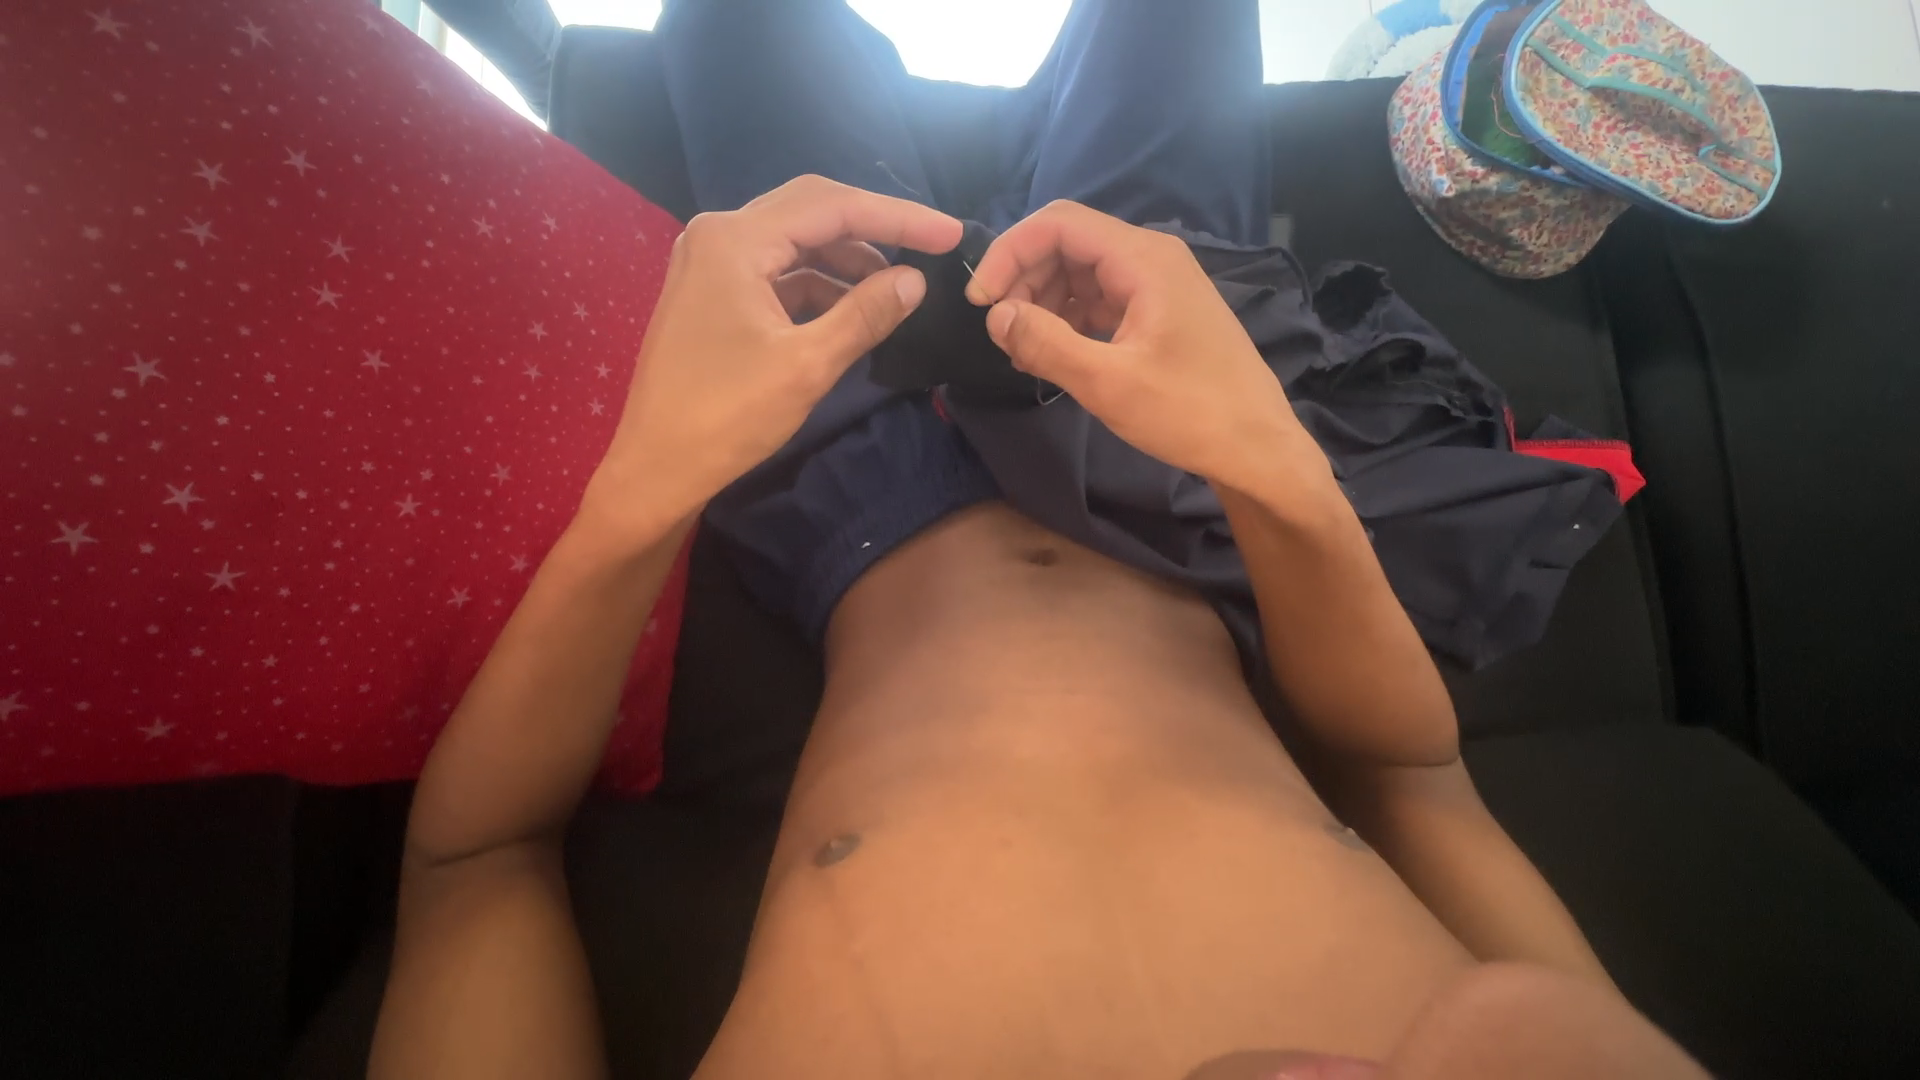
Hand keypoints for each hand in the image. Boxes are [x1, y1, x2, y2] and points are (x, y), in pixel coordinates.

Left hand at [582, 175, 963, 541]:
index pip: (831, 207)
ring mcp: (711, 264)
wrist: (658, 466)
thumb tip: (915, 282)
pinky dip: (817, 288)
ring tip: (894, 291)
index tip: (948, 234)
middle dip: (874, 231)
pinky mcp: (713, 295)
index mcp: (735, 240)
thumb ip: (864, 315)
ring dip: (846, 263)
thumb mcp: (807, 365)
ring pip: (795, 245)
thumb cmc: (728, 416)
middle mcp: (718, 236)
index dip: (898, 217)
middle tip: (929, 249)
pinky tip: (850, 311)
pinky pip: (777, 275)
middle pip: (811, 213)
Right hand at [964, 201, 1322, 495]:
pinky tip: (1053, 350)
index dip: (1009, 253)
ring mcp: (1157, 286)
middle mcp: (1151, 258)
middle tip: (1000, 331)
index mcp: (1143, 259)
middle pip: (1068, 244)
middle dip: (1024, 279)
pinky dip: (1069, 318)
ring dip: (1043, 301)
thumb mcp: (1108, 383)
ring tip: (1021, 347)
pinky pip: (1101, 299)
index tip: (980, 301)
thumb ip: (1046, 343)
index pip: (1058, 224)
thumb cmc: (1189, 413)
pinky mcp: (1159, 313)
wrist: (1255, 447)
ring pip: (1082, 273)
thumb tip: (995, 315)